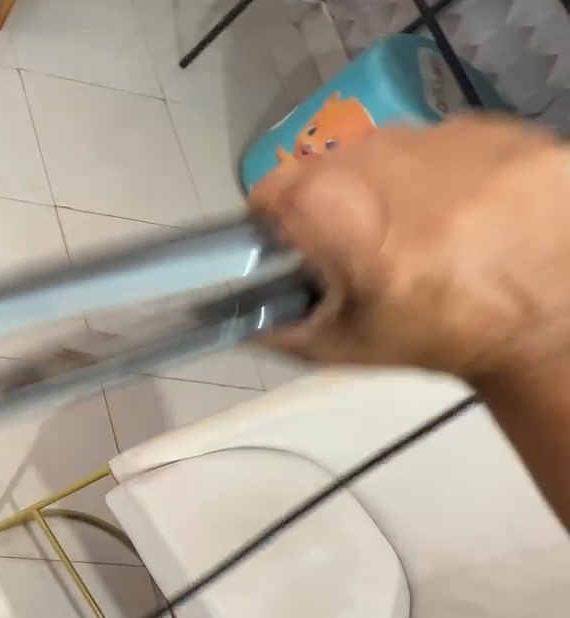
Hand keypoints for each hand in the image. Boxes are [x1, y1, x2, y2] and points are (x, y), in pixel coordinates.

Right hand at [250, 114, 569, 389]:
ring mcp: (472, 154)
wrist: (554, 322)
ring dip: (375, 173)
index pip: (284, 187)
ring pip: (385, 142)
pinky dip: (434, 163)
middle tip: (337, 228)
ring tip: (398, 214)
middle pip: (330, 160)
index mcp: (361, 239)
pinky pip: (446, 135)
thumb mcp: (335, 345)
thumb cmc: (435, 338)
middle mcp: (414, 183)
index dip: (269, 206)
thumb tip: (218, 317)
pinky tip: (448, 200)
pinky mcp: (518, 139)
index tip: (277, 228)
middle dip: (321, 191)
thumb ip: (270, 325)